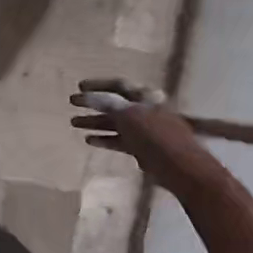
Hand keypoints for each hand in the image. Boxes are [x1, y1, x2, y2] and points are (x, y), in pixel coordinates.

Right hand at [70, 79, 224, 194]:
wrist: (180, 168)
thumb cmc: (154, 135)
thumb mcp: (127, 114)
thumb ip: (105, 103)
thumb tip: (85, 96)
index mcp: (144, 97)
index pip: (118, 85)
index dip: (97, 85)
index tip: (79, 87)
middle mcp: (144, 110)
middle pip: (114, 105)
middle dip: (92, 105)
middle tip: (72, 104)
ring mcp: (143, 130)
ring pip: (114, 123)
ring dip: (94, 122)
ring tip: (74, 123)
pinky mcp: (142, 149)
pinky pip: (119, 140)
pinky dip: (104, 139)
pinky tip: (89, 140)